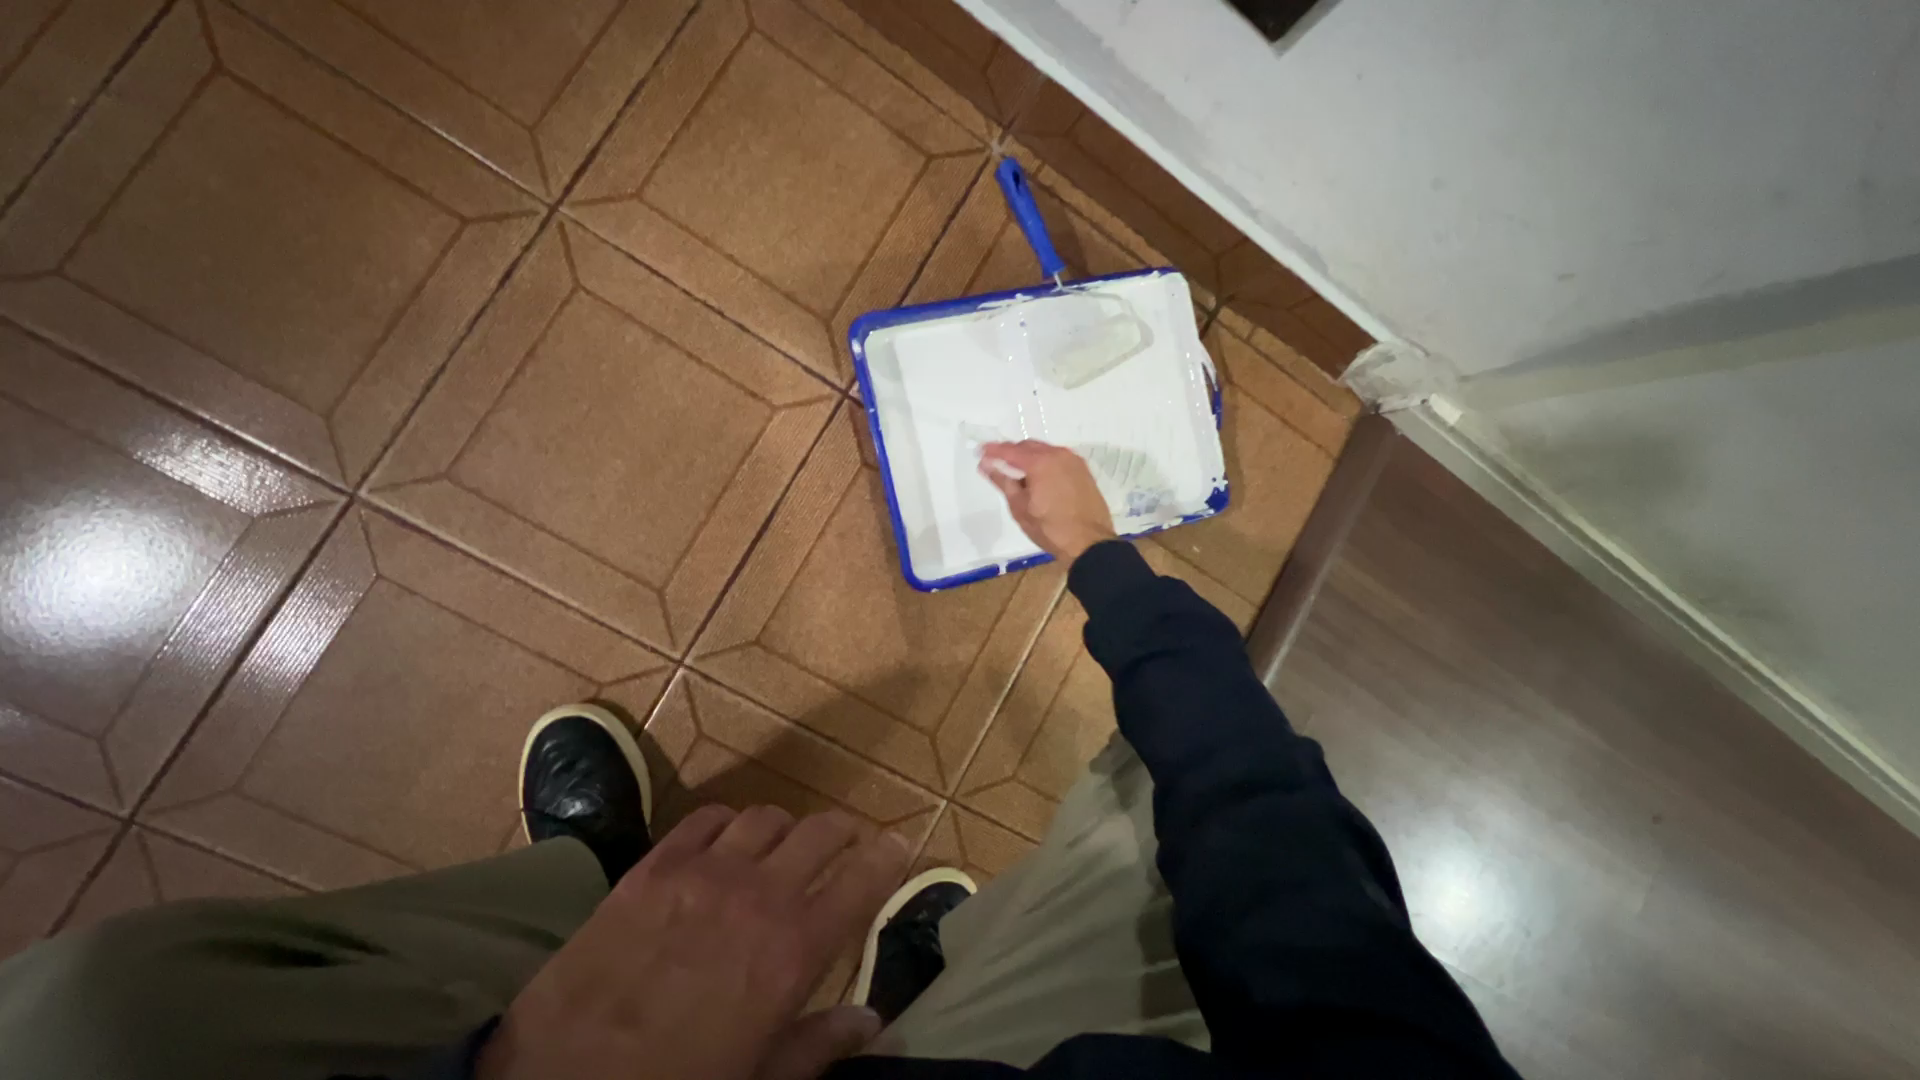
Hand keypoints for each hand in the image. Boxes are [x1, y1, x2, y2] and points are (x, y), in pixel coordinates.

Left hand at [478, 806, 909, 1079]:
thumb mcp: (759, 1079)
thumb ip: (821, 1043)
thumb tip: (873, 1021)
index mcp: (795, 949)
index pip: (863, 879)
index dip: (889, 855)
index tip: (900, 844)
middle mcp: (759, 894)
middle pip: (820, 832)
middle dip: (844, 832)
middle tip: (848, 841)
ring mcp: (704, 871)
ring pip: (766, 817)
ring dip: (786, 828)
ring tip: (783, 845)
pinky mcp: (653, 866)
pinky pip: (706, 818)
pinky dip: (728, 822)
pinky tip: (726, 842)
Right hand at [978, 440, 1116, 562]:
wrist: (1089, 542)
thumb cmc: (1050, 528)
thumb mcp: (1020, 507)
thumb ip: (1003, 481)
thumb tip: (986, 465)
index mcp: (1040, 462)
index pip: (1010, 450)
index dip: (993, 450)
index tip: (980, 451)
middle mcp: (1058, 455)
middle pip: (1029, 446)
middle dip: (1012, 452)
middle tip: (998, 463)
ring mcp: (1074, 462)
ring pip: (1045, 451)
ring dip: (1029, 457)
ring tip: (1018, 474)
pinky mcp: (1083, 471)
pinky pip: (1058, 459)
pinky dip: (1045, 463)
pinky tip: (1039, 479)